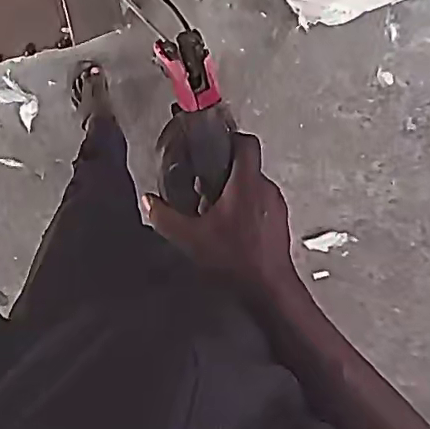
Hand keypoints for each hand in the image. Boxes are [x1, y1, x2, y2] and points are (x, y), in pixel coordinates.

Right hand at [144, 134, 300, 304]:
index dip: (231, 138)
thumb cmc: (235, 261)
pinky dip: (247, 207)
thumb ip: (165, 217)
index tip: (215, 143)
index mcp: (246, 184)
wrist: (269, 290)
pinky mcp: (280, 222)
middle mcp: (265, 189)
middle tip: (206, 181)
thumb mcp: (190, 238)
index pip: (246, 143)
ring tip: (215, 207)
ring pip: (255, 185)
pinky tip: (230, 227)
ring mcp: (276, 206)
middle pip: (248, 164)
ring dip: (236, 190)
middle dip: (227, 169)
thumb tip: (149, 202)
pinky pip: (262, 203)